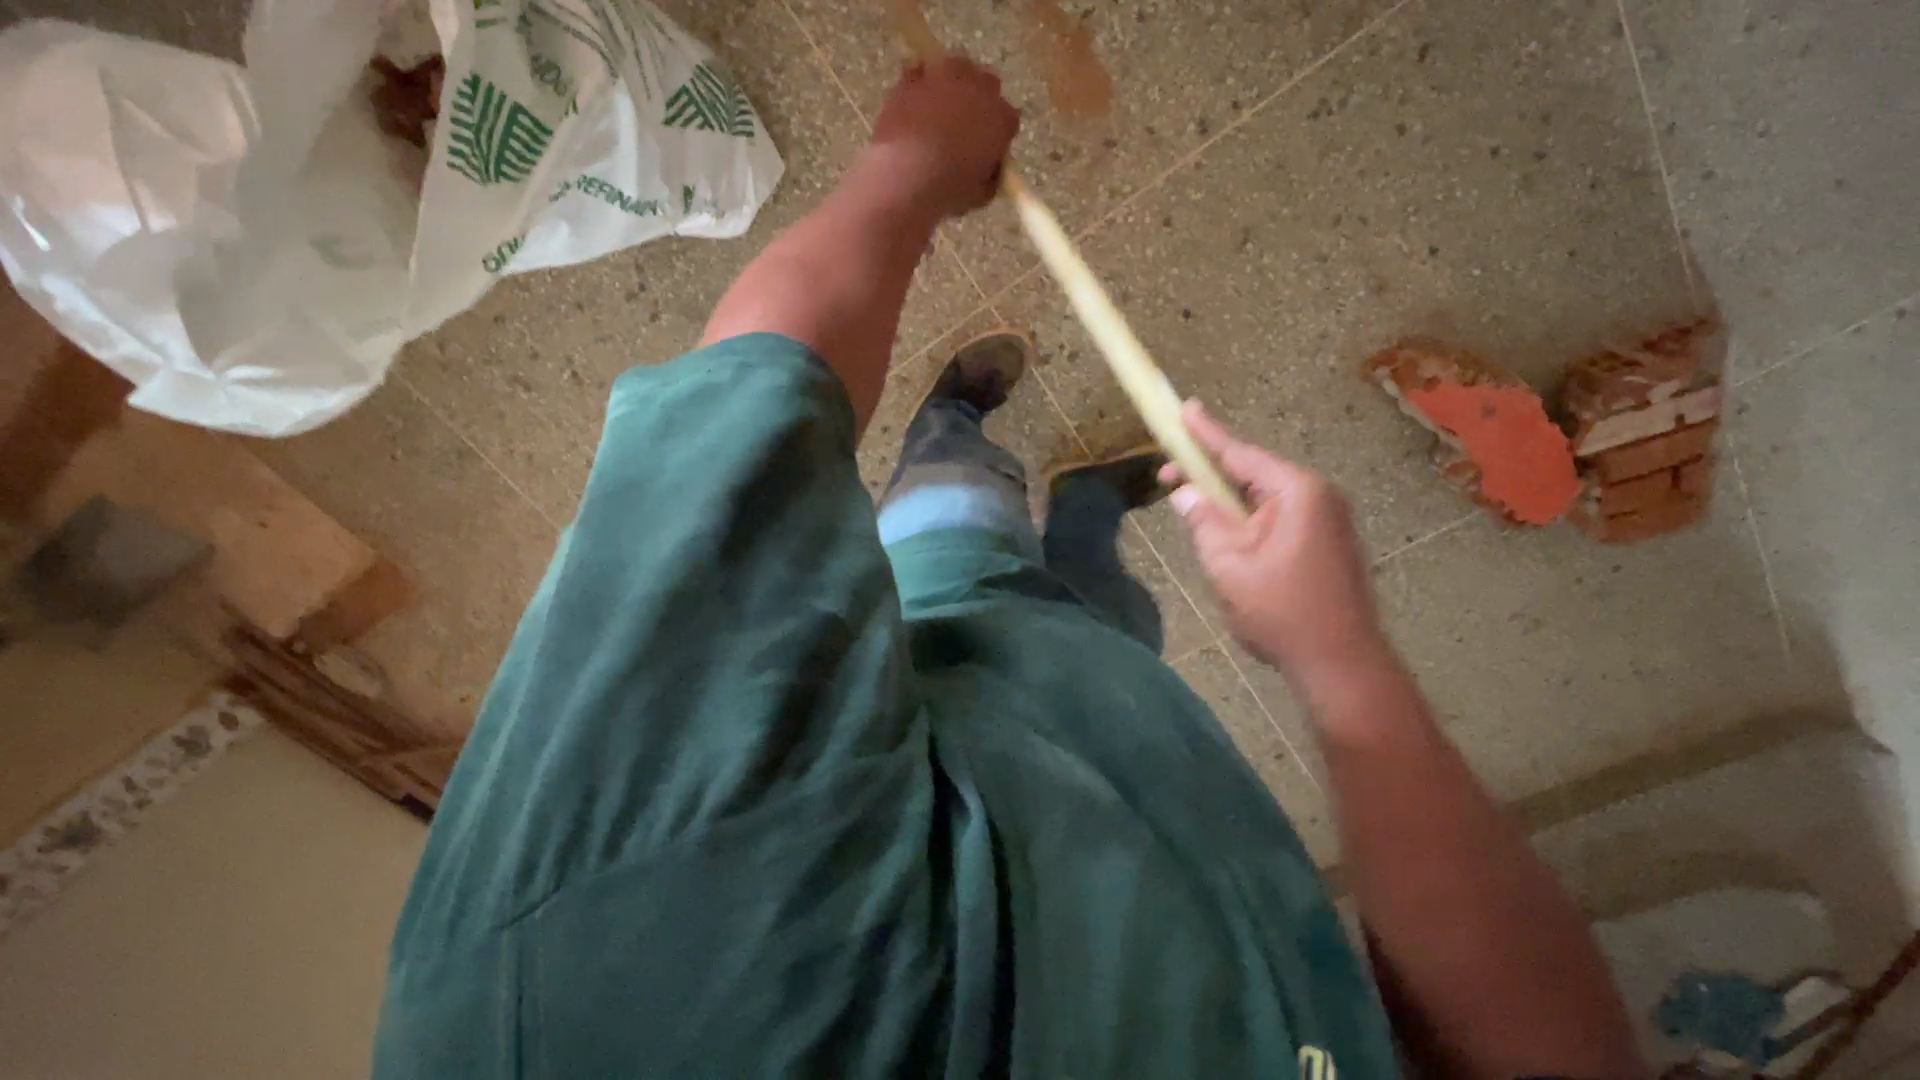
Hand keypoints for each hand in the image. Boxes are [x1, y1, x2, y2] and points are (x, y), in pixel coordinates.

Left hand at [867, 55, 1019, 218]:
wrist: (906, 173)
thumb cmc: (950, 189)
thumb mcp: (981, 194)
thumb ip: (990, 175)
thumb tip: (988, 169)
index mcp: (1002, 118)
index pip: (1009, 118)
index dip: (997, 132)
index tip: (987, 146)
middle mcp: (979, 88)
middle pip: (986, 84)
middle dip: (978, 99)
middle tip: (963, 123)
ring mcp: (945, 77)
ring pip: (955, 67)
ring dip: (951, 82)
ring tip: (938, 107)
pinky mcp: (914, 77)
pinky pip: (920, 71)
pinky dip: (919, 83)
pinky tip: (914, 102)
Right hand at [1160, 401, 1395, 688]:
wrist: (1341, 663)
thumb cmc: (1281, 612)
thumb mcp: (1228, 565)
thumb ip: (1204, 522)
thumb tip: (1185, 494)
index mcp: (1297, 492)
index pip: (1240, 453)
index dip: (1206, 434)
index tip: (1184, 409)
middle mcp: (1319, 496)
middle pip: (1253, 475)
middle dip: (1211, 477)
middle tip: (1168, 477)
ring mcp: (1330, 520)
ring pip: (1265, 501)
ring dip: (1230, 506)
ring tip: (1197, 516)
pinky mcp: (1330, 543)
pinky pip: (1281, 519)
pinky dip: (1251, 523)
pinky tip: (1231, 540)